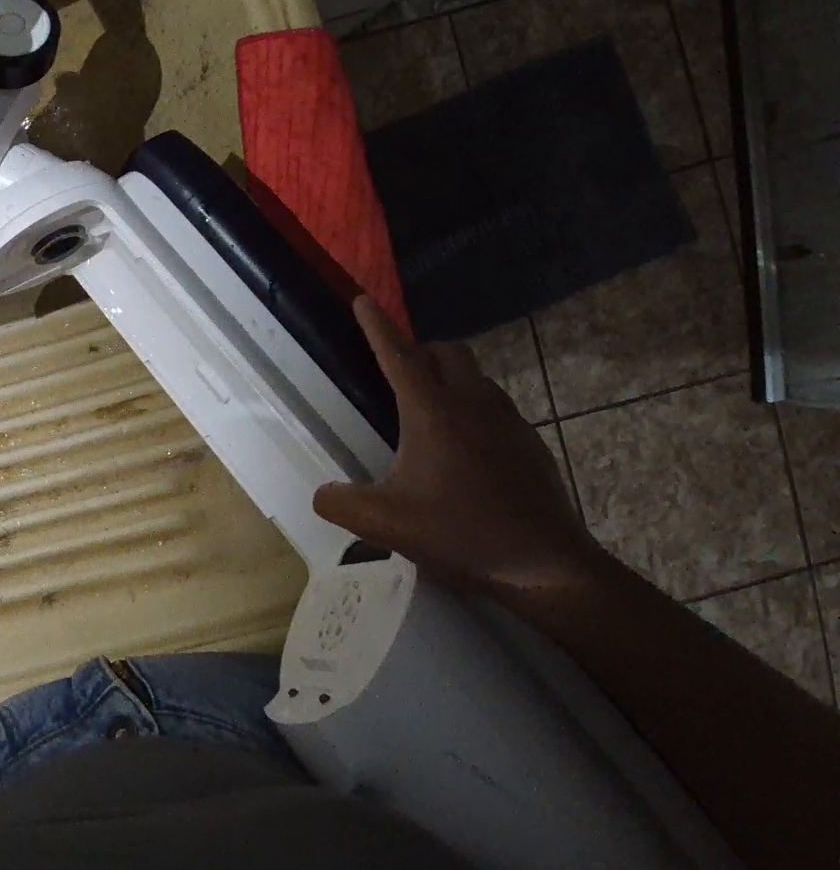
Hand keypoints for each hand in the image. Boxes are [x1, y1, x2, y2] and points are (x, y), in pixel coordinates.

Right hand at [312, 297, 607, 599]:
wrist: (546, 567)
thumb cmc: (459, 534)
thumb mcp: (380, 523)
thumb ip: (337, 501)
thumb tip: (323, 492)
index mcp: (433, 414)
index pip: (399, 355)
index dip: (377, 327)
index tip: (363, 302)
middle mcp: (473, 406)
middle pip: (448, 352)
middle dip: (418, 348)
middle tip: (393, 369)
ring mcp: (509, 424)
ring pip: (476, 377)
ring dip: (447, 377)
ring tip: (423, 408)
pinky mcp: (529, 446)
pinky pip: (493, 406)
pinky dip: (469, 406)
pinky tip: (457, 447)